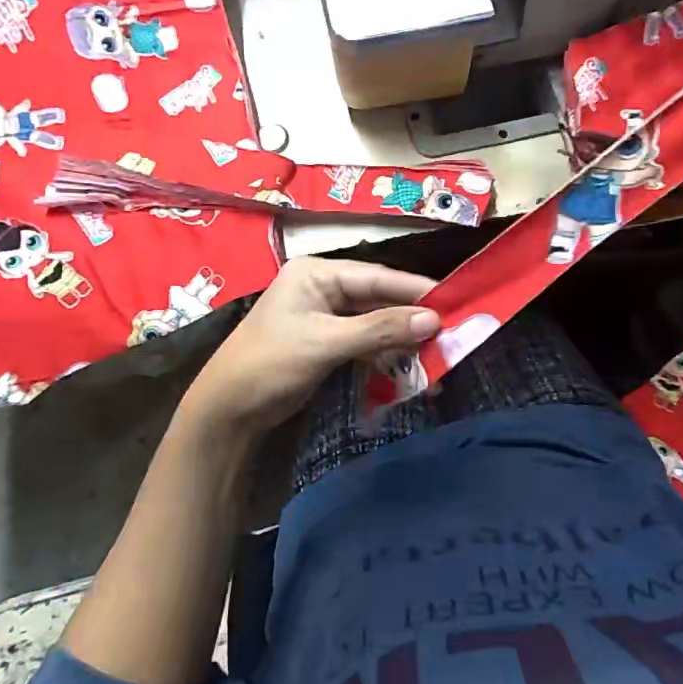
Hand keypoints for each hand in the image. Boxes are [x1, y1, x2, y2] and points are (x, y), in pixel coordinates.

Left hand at [179, 258, 438, 435]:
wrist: (229, 409)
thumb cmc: (271, 363)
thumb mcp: (326, 343)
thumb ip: (380, 330)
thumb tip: (432, 320)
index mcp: (316, 274)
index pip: (376, 277)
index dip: (415, 291)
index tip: (453, 302)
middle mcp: (323, 288)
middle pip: (378, 299)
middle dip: (411, 320)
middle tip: (450, 334)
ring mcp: (326, 317)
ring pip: (375, 324)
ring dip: (401, 342)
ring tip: (435, 357)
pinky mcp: (328, 343)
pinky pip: (366, 343)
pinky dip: (385, 356)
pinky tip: (409, 369)